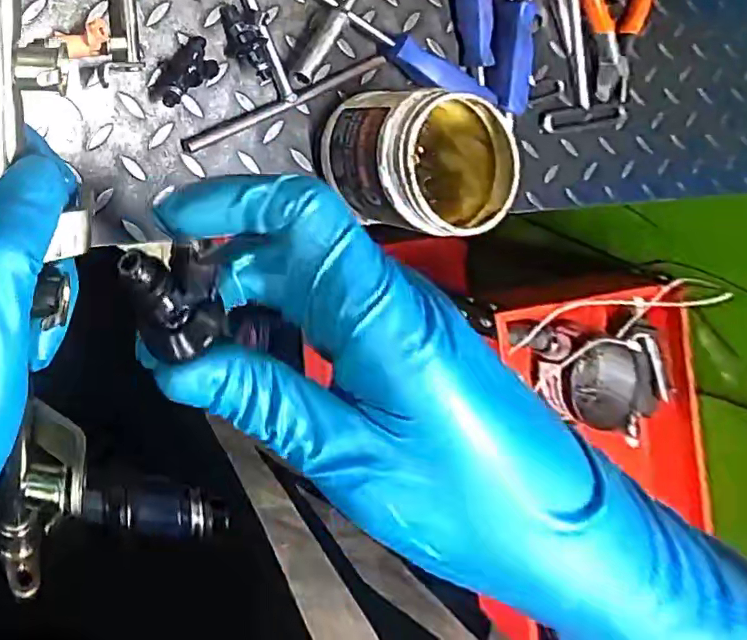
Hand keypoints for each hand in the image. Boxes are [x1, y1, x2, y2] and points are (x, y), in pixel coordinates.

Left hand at [0, 107, 75, 637]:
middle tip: (47, 284)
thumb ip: (3, 241)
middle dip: (44, 219)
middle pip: (4, 175)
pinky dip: (39, 295)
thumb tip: (41, 166)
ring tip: (34, 324)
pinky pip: (20, 265)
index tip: (57, 205)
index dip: (23, 149)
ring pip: (21, 222)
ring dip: (47, 266)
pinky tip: (27, 340)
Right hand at [149, 174, 746, 639]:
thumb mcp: (354, 461)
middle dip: (207, 267)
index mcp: (380, 310)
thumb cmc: (483, 505)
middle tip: (164, 314)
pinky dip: (256, 321)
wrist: (582, 547)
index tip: (170, 222)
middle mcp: (376, 292)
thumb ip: (260, 401)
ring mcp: (376, 309)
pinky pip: (299, 304)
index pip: (303, 212)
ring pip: (280, 272)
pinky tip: (240, 360)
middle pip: (274, 242)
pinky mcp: (376, 332)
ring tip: (193, 346)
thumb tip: (173, 365)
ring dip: (227, 298)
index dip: (230, 200)